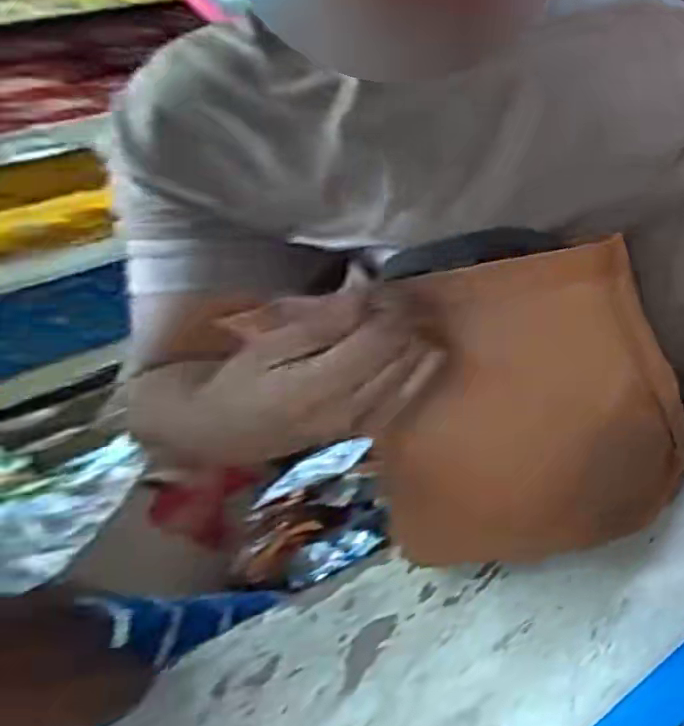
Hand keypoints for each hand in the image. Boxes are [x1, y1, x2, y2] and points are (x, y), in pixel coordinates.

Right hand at [210, 288, 443, 460]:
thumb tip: (362, 292)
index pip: (382, 336)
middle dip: (403, 318)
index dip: (391, 306)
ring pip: (418, 365)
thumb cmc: (232, 386)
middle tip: (386, 302)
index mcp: (318, 386)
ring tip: (390, 322)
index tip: (382, 288)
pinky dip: (422, 361)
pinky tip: (409, 346)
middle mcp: (353, 406)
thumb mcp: (263, 348)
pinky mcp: (376, 425)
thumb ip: (319, 323)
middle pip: (405, 349)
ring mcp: (368, 419)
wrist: (219, 437)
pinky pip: (417, 387)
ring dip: (413, 336)